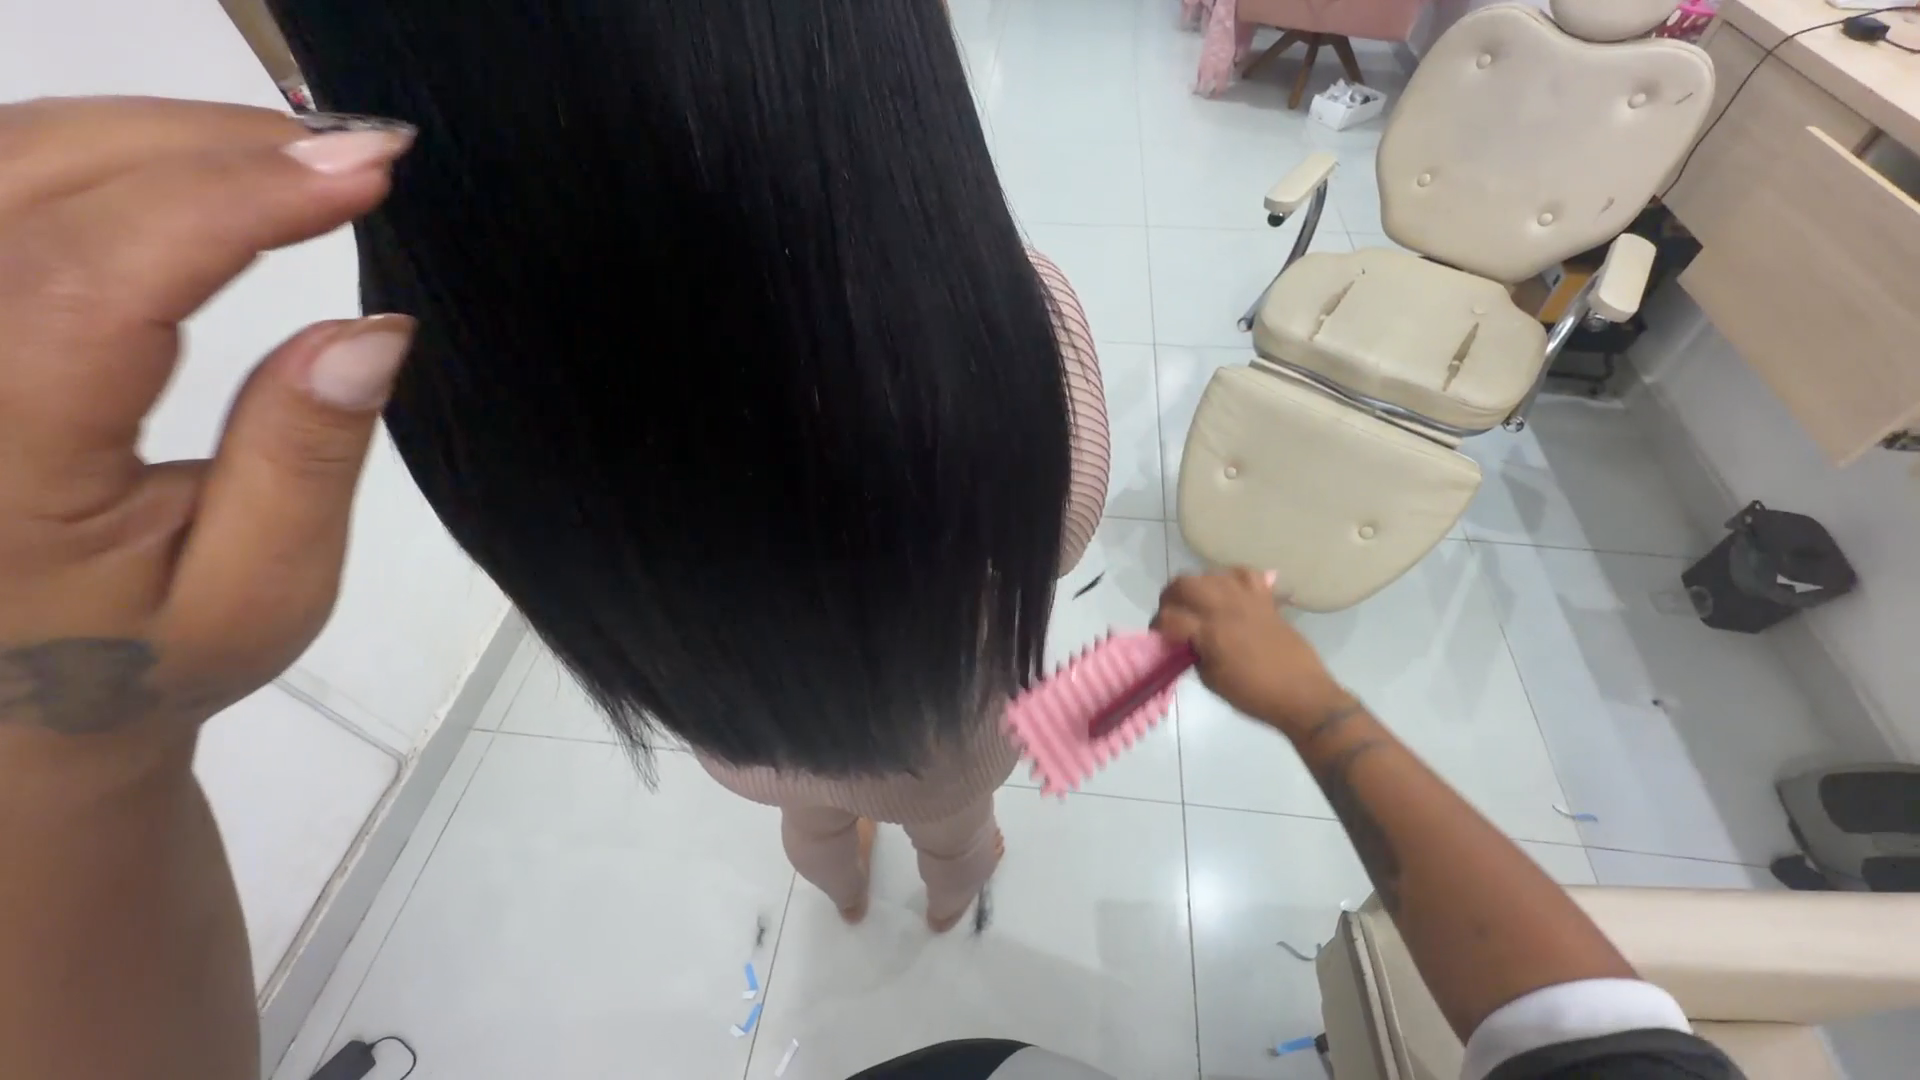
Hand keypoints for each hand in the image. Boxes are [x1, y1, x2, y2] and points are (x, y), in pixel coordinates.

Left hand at [0, 98, 413, 766]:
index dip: (233, 205)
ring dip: (157, 134)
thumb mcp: (262, 588)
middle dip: (205, 143)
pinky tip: (196, 170)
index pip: (93, 283)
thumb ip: (305, 460)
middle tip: (356, 148)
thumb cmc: (149, 657)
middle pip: (22, 184)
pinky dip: (98, 152)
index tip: (367, 172)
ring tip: (296, 154)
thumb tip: (373, 332)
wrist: (4, 699)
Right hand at [1152, 568, 1349, 735]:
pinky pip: (1244, 574)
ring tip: (1197, 605)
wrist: (1302, 694)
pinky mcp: (1265, 600)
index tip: (1159, 637)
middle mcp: (1226, 608)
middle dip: (1171, 598)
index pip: (1169, 617)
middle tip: (1173, 616)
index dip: (1158, 626)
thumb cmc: (1254, 695)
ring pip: (1210, 574)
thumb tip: (1184, 642)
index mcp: (1210, 632)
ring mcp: (1247, 600)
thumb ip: (1192, 655)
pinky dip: (1231, 579)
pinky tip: (1228, 594)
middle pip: (1184, 584)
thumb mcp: (1211, 681)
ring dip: (1197, 587)